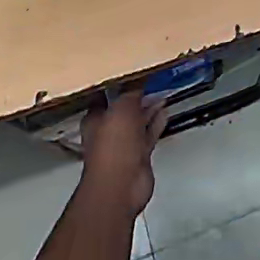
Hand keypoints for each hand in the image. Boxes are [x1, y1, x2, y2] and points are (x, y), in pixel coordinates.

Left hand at [77, 88, 168, 217]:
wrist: (122, 185)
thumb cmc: (113, 145)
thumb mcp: (122, 109)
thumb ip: (131, 95)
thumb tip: (138, 86)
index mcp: (95, 119)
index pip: (105, 97)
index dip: (117, 86)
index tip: (132, 74)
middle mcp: (107, 131)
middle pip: (123, 109)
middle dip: (137, 97)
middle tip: (152, 82)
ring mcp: (123, 145)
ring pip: (138, 121)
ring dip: (148, 109)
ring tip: (161, 92)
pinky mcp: (138, 156)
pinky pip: (148, 134)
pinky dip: (156, 123)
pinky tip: (165, 111)